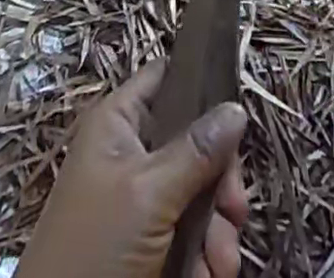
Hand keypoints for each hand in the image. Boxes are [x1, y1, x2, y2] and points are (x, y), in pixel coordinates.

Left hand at [18, 60, 249, 277]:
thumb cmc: (96, 247)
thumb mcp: (149, 192)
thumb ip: (196, 150)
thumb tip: (236, 106)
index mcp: (120, 122)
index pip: (166, 76)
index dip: (201, 80)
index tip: (237, 104)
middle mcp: (133, 149)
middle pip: (197, 138)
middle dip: (222, 179)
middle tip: (233, 209)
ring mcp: (143, 194)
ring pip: (202, 187)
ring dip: (219, 226)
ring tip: (219, 261)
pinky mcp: (151, 235)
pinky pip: (194, 227)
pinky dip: (207, 252)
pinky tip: (207, 274)